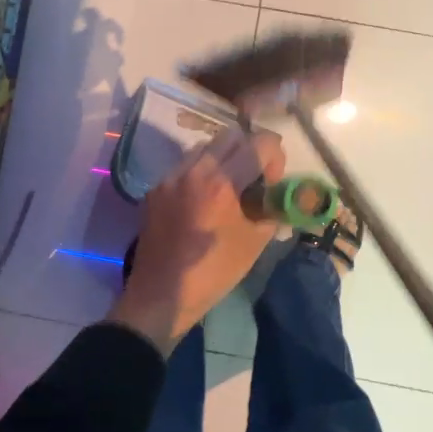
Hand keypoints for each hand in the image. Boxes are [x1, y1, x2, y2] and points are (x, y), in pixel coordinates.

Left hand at [109, 128, 285, 353]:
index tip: (274, 181)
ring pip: (204, 148)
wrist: (161, 295)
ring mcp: (169, 177)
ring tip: (228, 191)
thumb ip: (272, 210)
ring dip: (223, 159)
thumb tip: (277, 195)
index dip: (275, 156)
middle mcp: (193, 170)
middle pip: (230, 136)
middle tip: (255, 180)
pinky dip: (200, 174)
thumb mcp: (255, 243)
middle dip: (250, 151)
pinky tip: (203, 203)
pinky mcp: (155, 189)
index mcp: (221, 183)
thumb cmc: (214, 272)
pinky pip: (184, 167)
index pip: (259, 143)